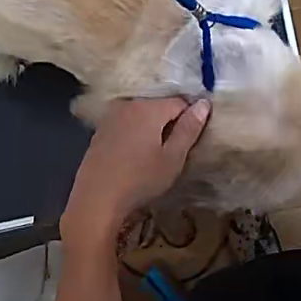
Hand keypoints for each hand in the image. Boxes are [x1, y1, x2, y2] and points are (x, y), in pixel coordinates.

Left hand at [60, 97, 209, 255]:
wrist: (97, 198)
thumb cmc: (141, 179)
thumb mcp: (173, 158)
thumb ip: (189, 129)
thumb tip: (204, 103)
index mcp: (148, 108)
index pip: (180, 102)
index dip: (191, 118)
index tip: (192, 141)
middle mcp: (128, 104)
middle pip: (159, 105)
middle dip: (171, 122)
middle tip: (175, 150)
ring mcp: (111, 116)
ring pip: (142, 114)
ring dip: (153, 128)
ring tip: (156, 154)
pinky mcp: (100, 130)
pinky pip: (127, 123)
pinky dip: (136, 133)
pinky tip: (136, 155)